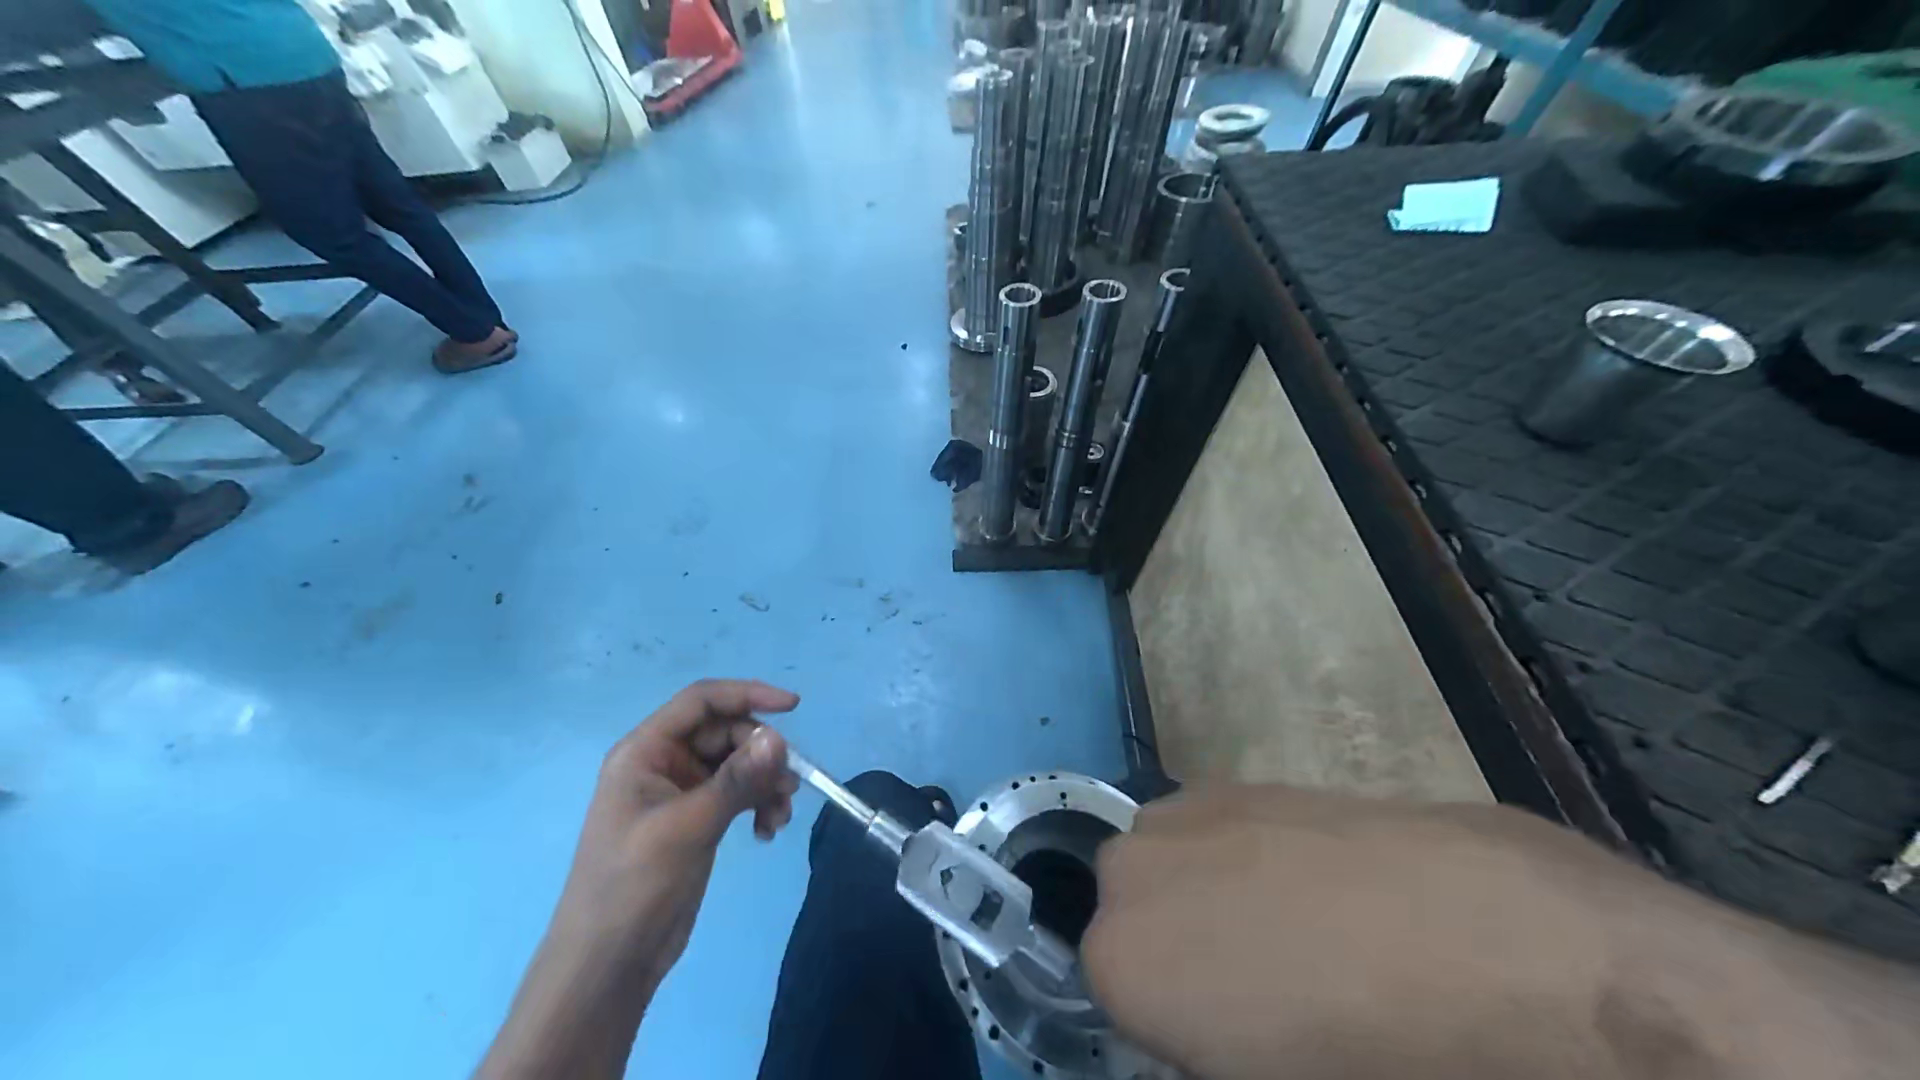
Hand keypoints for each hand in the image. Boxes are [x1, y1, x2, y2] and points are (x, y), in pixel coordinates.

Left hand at [476, 679, 799, 1079]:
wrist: (609, 963)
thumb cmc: (634, 885)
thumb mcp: (688, 826)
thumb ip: (736, 780)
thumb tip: (779, 738)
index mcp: (645, 751)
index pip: (702, 701)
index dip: (747, 694)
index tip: (792, 707)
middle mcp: (663, 763)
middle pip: (726, 733)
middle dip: (761, 754)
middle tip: (788, 786)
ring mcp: (681, 792)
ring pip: (737, 764)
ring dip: (765, 783)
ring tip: (780, 816)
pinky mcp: (697, 819)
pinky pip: (738, 794)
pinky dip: (758, 805)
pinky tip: (767, 832)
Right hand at [1081, 785, 1919, 1079]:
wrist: (1510, 954)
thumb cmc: (1382, 1060)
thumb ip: (1213, 1048)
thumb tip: (1227, 1018)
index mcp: (1121, 958)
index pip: (1113, 993)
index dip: (1174, 1026)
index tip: (1224, 1044)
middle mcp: (1131, 868)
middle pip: (1128, 912)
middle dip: (1177, 948)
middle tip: (1262, 993)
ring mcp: (1187, 810)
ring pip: (1171, 859)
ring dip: (1209, 894)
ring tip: (1304, 935)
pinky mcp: (1245, 778)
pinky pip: (1217, 827)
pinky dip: (1247, 856)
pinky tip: (1328, 887)